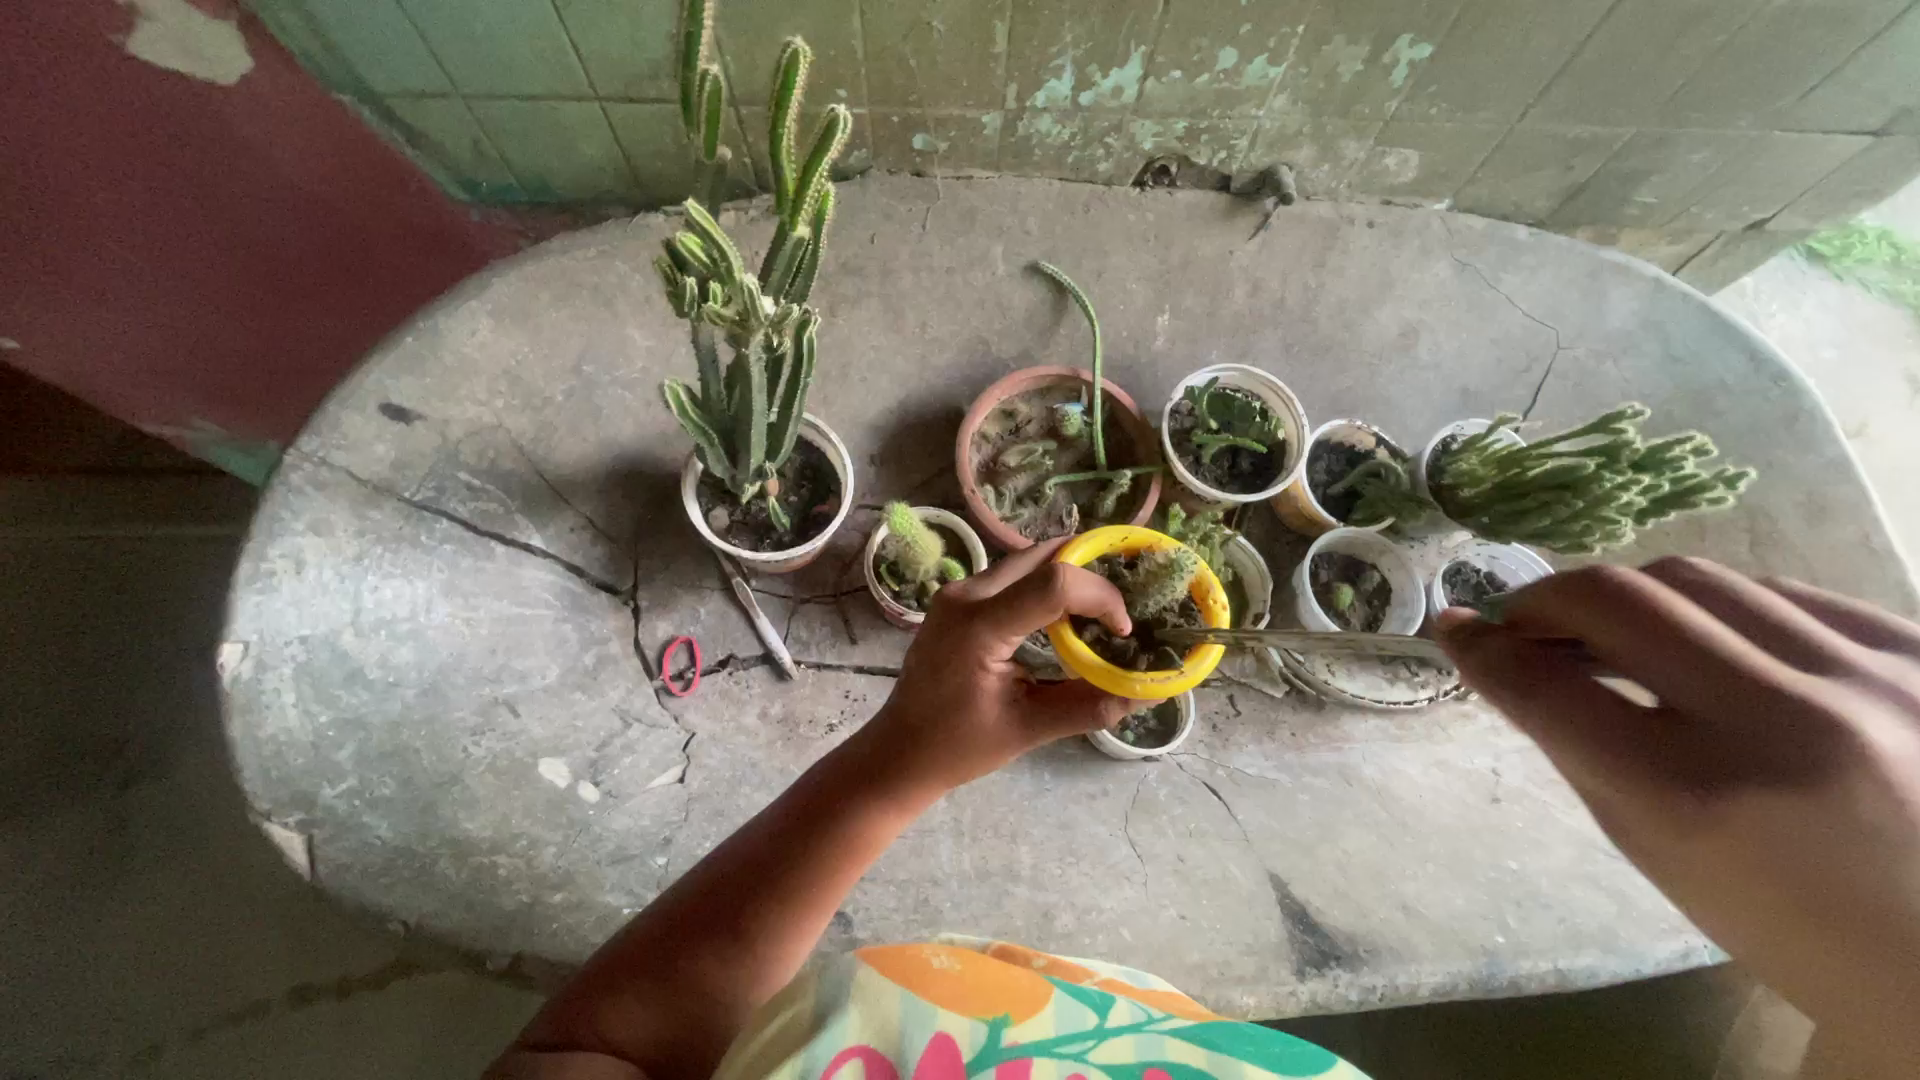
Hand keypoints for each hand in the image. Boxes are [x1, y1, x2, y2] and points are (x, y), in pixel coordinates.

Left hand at [854, 536, 1153, 794]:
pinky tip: (1064, 615)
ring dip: (1067, 576)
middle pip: (1041, 557)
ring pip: (1026, 561)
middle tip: (1121, 603)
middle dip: (1090, 572)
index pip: (1054, 583)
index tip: (1122, 630)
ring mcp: (957, 593)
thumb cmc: (956, 746)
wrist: (899, 751)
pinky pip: (1010, 576)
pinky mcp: (956, 600)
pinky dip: (1044, 585)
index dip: (1100, 597)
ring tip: (1099, 610)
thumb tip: (1143, 693)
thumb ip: (1086, 706)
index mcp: (979, 626)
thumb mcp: (1027, 729)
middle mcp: (965, 596)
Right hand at [1436, 558, 1919, 1075]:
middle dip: (1541, 601)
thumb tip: (1497, 655)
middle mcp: (1788, 722)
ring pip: (1694, 578)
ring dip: (1622, 599)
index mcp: (1700, 796)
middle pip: (1613, 599)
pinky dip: (1711, 607)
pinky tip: (1703, 640)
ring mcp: (1880, 678)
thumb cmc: (1793, 923)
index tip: (1452, 626)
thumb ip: (1571, 740)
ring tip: (1608, 630)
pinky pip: (1781, 590)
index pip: (1546, 687)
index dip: (1481, 647)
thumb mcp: (1655, 846)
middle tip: (1522, 624)